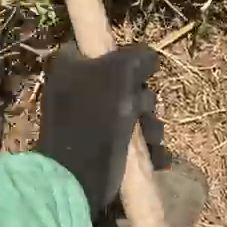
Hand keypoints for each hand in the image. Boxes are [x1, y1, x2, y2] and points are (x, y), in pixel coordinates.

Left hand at [37, 43, 158, 212]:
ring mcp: (90, 121)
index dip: (121, 57)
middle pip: (124, 84)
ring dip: (150, 125)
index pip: (98, 49)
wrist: (76, 176)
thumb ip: (134, 59)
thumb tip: (150, 56)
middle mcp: (78, 91)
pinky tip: (155, 156)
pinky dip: (147, 147)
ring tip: (151, 139)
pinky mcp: (102, 148)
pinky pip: (133, 140)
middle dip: (144, 100)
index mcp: (71, 68)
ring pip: (133, 113)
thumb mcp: (116, 75)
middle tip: (144, 111)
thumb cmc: (93, 117)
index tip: (139, 70)